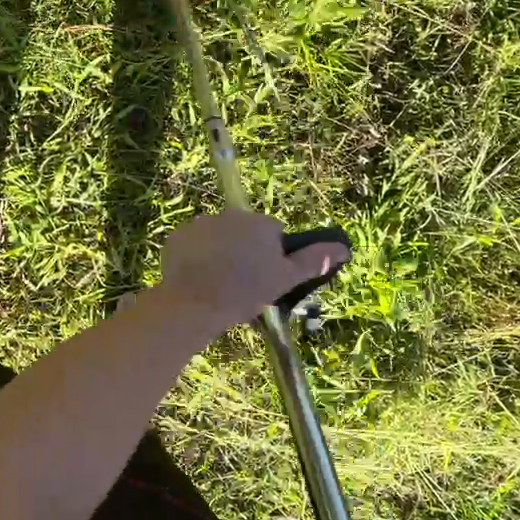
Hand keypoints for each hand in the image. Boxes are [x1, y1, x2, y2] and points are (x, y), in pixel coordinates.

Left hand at [154, 210, 350, 330]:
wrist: (194, 303)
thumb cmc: (245, 292)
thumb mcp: (284, 279)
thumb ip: (312, 260)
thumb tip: (343, 247)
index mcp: (258, 223)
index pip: (272, 233)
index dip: (271, 256)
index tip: (264, 277)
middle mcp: (229, 215)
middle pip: (243, 233)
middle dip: (245, 252)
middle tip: (242, 284)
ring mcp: (200, 224)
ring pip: (217, 238)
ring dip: (220, 254)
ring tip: (218, 284)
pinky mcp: (177, 237)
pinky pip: (193, 245)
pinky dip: (196, 258)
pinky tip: (197, 279)